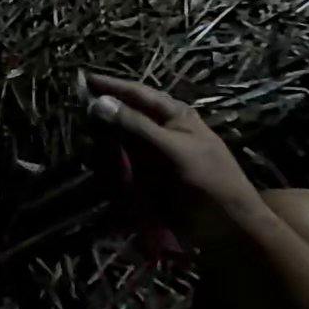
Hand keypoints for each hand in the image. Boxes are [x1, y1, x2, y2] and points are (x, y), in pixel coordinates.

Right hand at [86, 74, 265, 241]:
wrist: (229, 229)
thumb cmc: (209, 181)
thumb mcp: (173, 148)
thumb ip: (136, 125)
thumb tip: (99, 102)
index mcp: (173, 115)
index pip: (137, 93)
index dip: (111, 85)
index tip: (84, 79)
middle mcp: (161, 130)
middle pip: (125, 116)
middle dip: (103, 116)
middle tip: (79, 118)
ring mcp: (154, 156)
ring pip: (120, 142)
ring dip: (104, 144)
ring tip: (87, 147)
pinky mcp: (148, 180)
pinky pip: (123, 167)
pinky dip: (110, 167)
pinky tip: (99, 169)